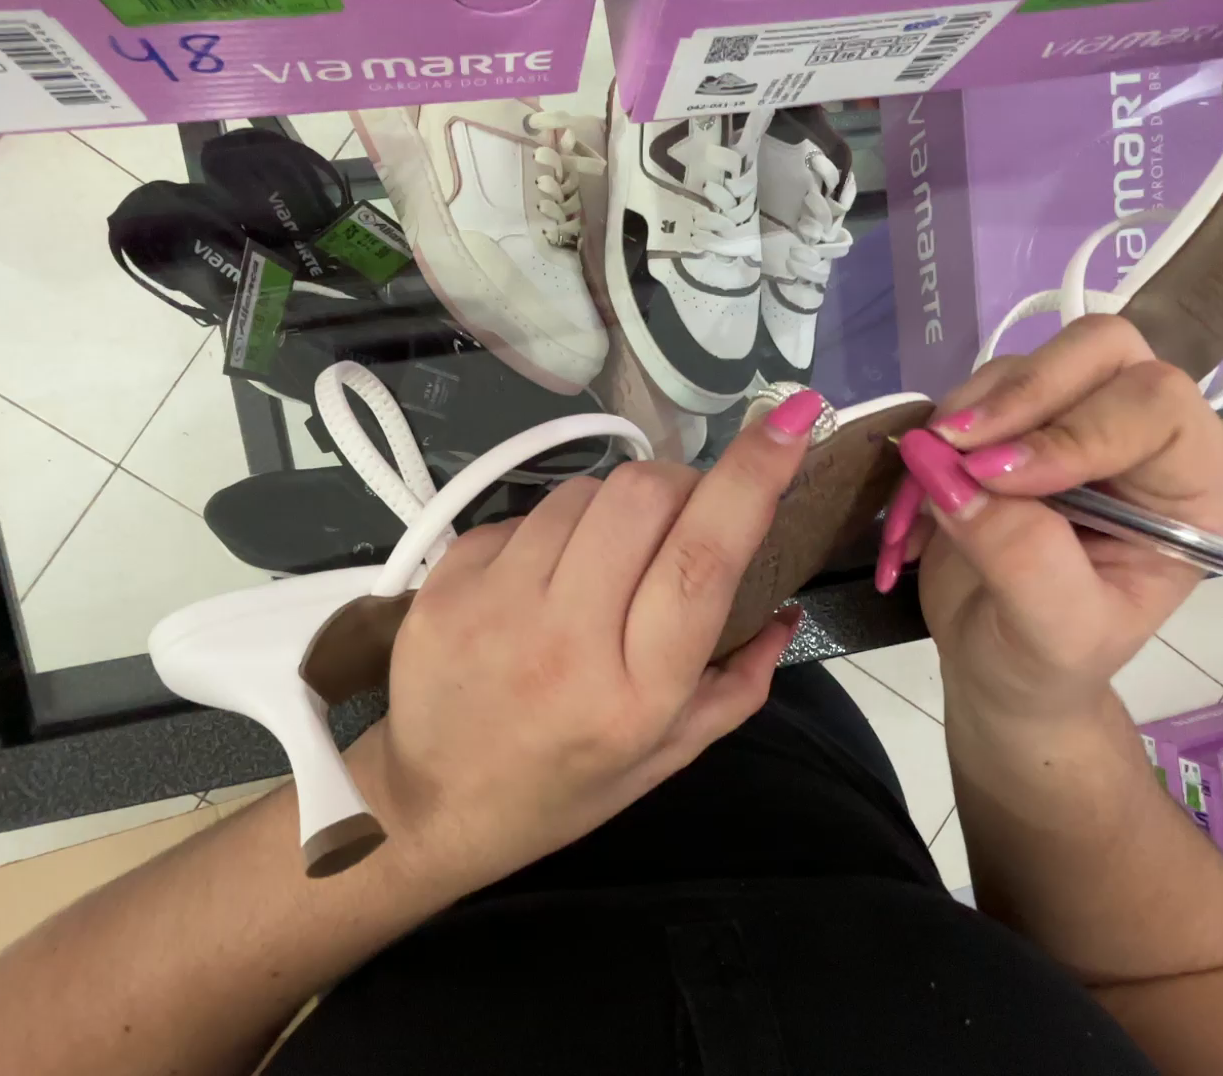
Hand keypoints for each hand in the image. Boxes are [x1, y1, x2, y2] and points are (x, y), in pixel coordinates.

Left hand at [344, 391, 824, 899]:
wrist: (433, 804)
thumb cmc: (563, 787)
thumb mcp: (665, 757)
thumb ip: (737, 685)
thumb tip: (788, 611)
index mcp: (636, 693)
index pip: (701, 561)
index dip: (751, 479)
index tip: (789, 418)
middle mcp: (566, 640)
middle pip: (641, 497)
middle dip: (679, 484)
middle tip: (680, 520)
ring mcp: (494, 603)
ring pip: (583, 492)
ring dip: (614, 510)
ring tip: (600, 565)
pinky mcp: (445, 580)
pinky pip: (524, 513)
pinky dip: (553, 530)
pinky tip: (541, 582)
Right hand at [882, 316, 1222, 721]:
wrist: (994, 665)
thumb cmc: (1043, 662)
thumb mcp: (1052, 631)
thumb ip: (1019, 555)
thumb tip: (948, 474)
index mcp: (1181, 491)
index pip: (1154, 408)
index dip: (1074, 431)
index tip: (994, 480)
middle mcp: (1131, 443)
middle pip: (1099, 351)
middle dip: (1021, 393)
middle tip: (952, 445)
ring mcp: (1062, 429)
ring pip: (1024, 365)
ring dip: (965, 415)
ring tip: (928, 485)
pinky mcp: (1002, 435)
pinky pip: (968, 397)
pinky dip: (932, 436)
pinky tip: (919, 494)